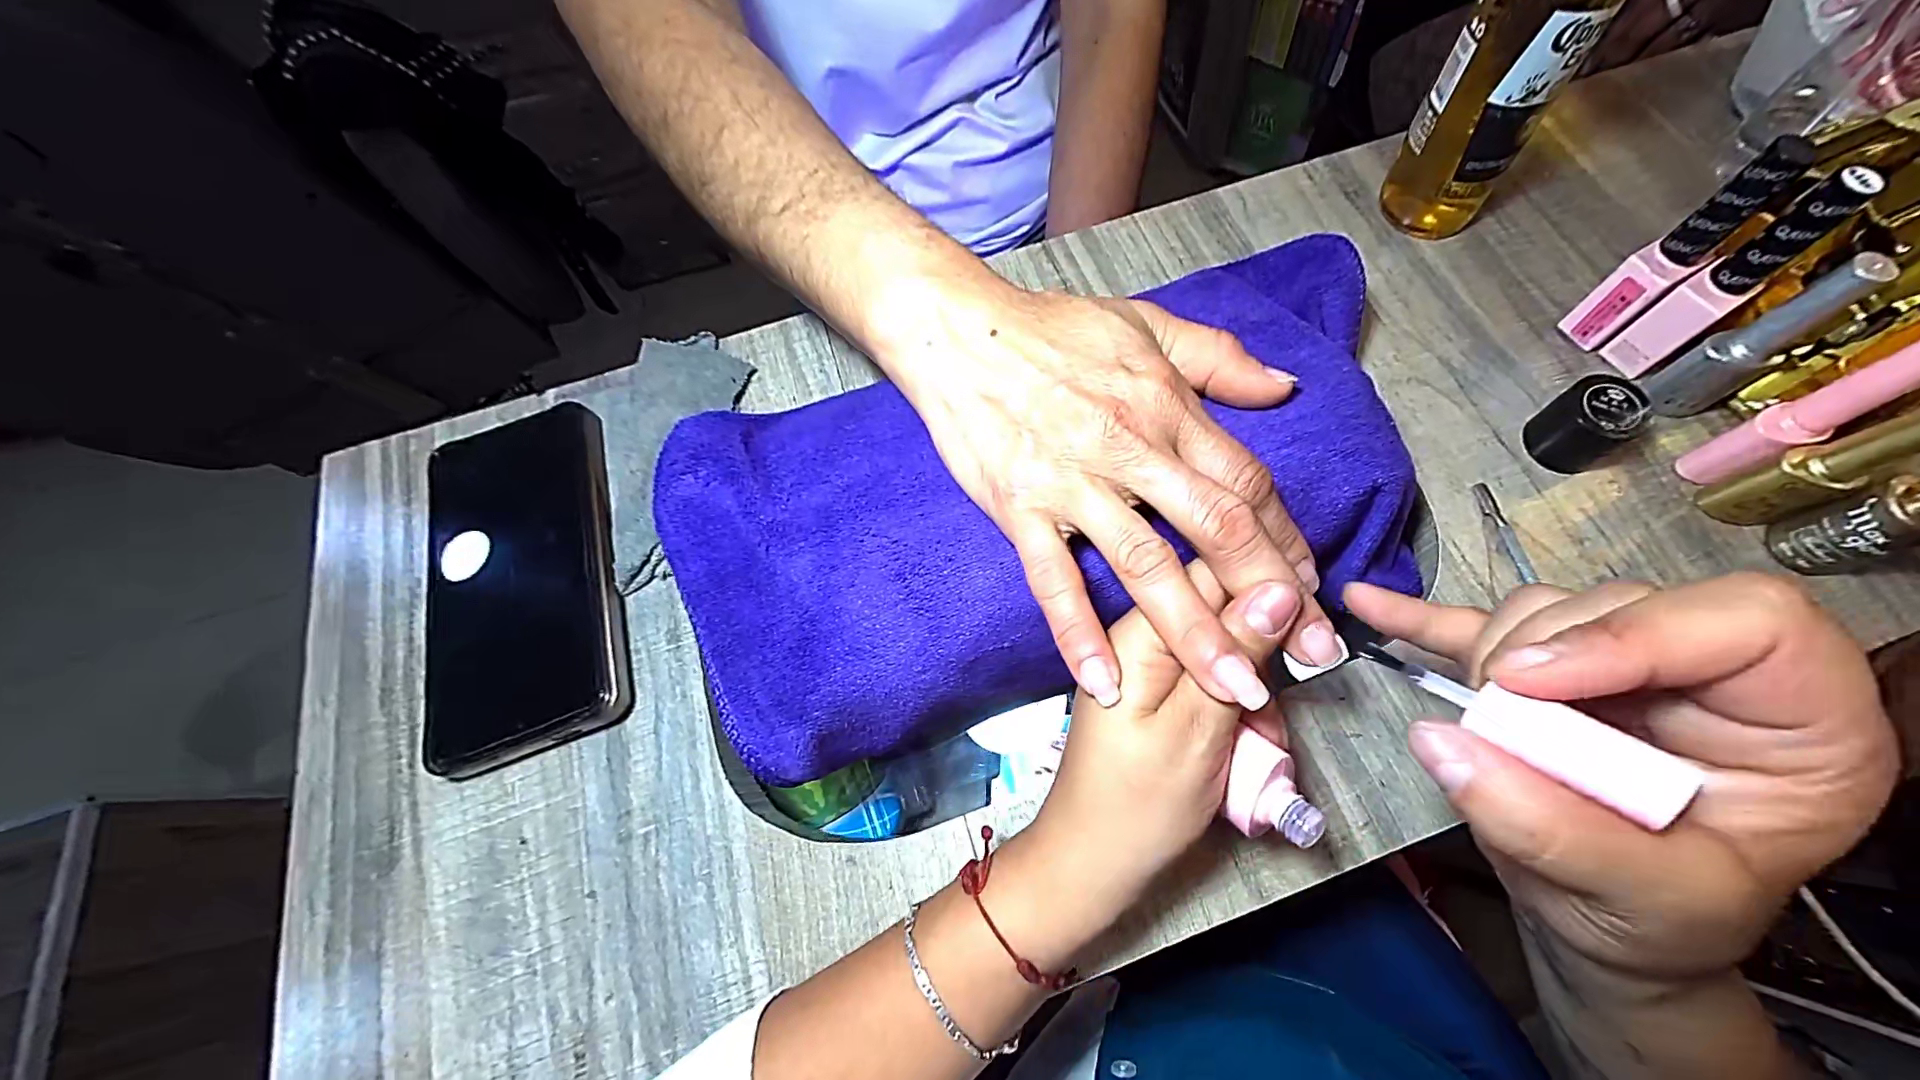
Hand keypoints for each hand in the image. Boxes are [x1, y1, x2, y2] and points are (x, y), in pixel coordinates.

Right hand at [892, 283, 1341, 710]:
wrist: (958, 332)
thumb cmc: (1048, 327)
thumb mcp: (1144, 322)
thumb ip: (1217, 356)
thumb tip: (1283, 386)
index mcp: (1165, 408)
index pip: (1246, 483)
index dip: (1286, 540)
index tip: (1310, 589)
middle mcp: (1130, 451)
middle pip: (1215, 531)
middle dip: (1267, 597)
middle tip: (1306, 656)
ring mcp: (1072, 484)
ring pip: (1146, 565)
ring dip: (1194, 631)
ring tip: (1232, 688)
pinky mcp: (1020, 508)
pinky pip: (1053, 578)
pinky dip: (1078, 631)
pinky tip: (1103, 681)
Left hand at [1021, 563, 1302, 938]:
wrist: (1094, 858)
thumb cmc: (1137, 803)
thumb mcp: (1196, 728)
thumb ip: (1236, 655)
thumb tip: (1279, 587)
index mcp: (1139, 631)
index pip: (1213, 575)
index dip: (1271, 597)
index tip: (1313, 641)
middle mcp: (1142, 636)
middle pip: (1226, 614)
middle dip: (1266, 663)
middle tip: (1274, 721)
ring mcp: (1152, 664)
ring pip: (1231, 655)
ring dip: (1258, 700)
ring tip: (1258, 752)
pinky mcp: (1164, 692)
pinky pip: (1216, 683)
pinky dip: (1241, 715)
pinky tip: (1245, 752)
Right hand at [1346, 574, 1899, 981]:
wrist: (1606, 923)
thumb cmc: (1657, 920)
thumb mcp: (1640, 899)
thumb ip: (1550, 828)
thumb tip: (1438, 741)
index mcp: (1794, 723)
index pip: (1739, 623)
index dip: (1630, 634)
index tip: (1530, 683)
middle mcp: (1705, 675)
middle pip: (1614, 607)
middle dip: (1536, 660)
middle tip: (1494, 723)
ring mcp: (1609, 663)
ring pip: (1539, 610)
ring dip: (1487, 656)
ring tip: (1474, 719)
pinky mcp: (1530, 669)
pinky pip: (1470, 627)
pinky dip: (1418, 619)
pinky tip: (1369, 602)